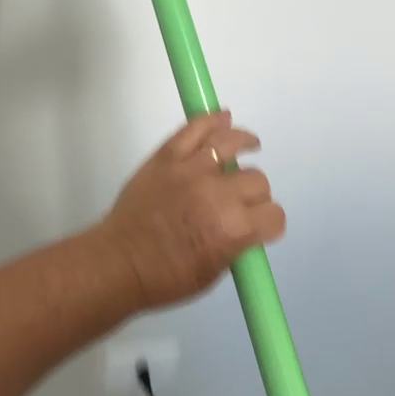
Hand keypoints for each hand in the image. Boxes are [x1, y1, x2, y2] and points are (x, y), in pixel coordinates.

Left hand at [93, 111, 284, 309]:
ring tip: (251, 144)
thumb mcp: (216, 271)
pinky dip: (212, 120)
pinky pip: (194, 129)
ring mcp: (190, 170)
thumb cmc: (168, 277)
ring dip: (245, 142)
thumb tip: (246, 222)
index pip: (273, 215)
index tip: (261, 223)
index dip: (270, 222)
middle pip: (257, 180)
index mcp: (234, 230)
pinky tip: (224, 119)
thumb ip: (237, 242)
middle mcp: (218, 194)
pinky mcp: (167, 156)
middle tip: (242, 198)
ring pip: (230, 143)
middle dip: (255, 193)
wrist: (121, 261)